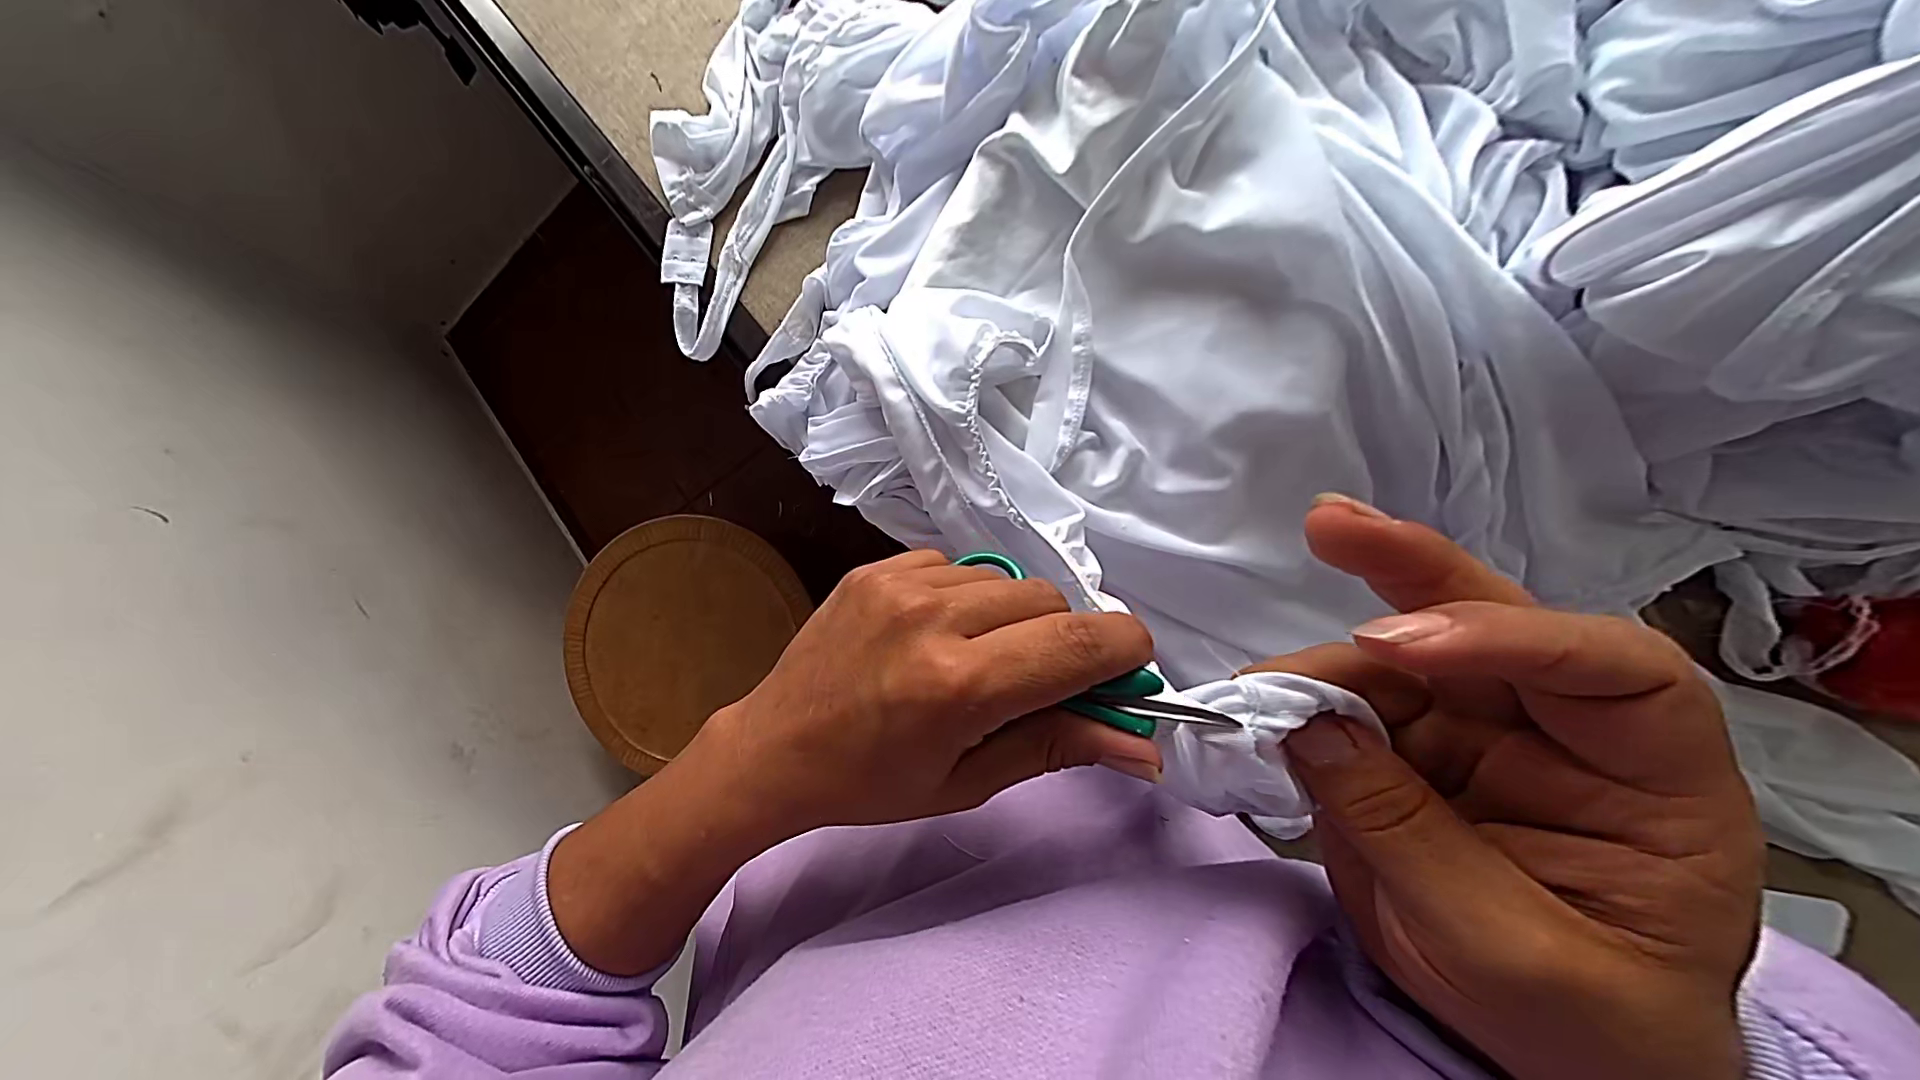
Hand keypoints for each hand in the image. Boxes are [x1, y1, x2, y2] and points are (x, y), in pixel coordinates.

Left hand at [549, 549, 1158, 974]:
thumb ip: (1057, 747)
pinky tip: (936, 633)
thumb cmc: (872, 783)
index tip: (1130, 666)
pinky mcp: (879, 566)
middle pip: (1050, 599)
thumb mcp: (968, 782)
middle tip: (1036, 678)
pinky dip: (969, 598)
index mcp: (958, 686)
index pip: (1078, 644)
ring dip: (1014, 617)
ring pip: (1008, 579)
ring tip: (977, 656)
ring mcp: (901, 582)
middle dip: (1063, 638)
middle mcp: (933, 619)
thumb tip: (1141, 746)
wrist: (773, 747)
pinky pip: (960, 566)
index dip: (1124, 649)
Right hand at [1256, 495, 1763, 1079]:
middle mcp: (1555, 727)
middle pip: (1487, 621)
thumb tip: (1305, 726)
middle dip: (1405, 566)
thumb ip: (1403, 832)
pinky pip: (1340, 703)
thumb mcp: (1503, 948)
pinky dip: (1292, 700)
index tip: (1392, 643)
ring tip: (1251, 697)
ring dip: (1314, 670)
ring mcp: (1469, 728)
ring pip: (1384, 663)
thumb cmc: (1579, 1025)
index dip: (1504, 633)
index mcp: (1650, 778)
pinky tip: (1257, 704)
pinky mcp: (1400, 743)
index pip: (1612, 669)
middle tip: (1328, 523)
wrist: (1528, 1052)